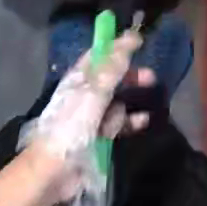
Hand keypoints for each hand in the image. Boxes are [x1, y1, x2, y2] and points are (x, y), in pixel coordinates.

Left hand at [19, 32, 154, 205]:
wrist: (55, 169)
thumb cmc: (72, 125)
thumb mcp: (94, 91)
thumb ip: (113, 66)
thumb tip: (130, 36)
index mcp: (79, 78)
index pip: (99, 54)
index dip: (117, 45)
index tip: (139, 40)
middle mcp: (85, 94)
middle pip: (111, 77)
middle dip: (130, 75)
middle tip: (151, 76)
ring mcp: (92, 116)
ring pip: (117, 100)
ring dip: (131, 99)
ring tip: (147, 100)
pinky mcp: (98, 136)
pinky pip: (119, 123)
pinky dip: (131, 120)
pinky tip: (144, 120)